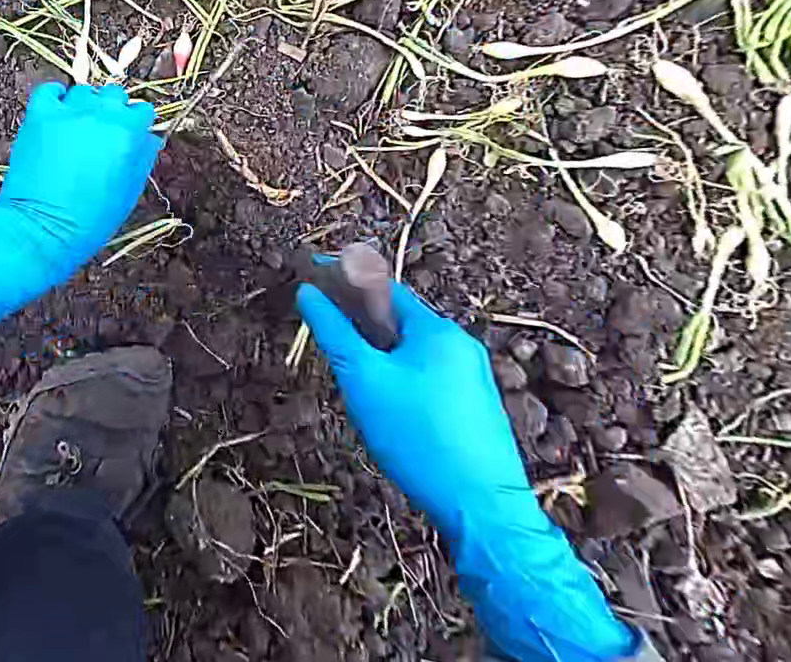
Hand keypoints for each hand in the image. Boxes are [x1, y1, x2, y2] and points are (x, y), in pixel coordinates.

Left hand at [0, 83, 160, 329]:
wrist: (43, 228)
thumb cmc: (89, 219)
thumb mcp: (129, 193)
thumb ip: (142, 159)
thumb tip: (148, 139)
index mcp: (128, 133)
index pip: (142, 111)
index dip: (137, 124)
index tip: (130, 133)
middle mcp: (101, 115)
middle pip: (114, 95)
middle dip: (113, 111)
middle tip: (104, 132)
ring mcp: (69, 112)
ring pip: (84, 92)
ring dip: (85, 105)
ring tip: (79, 126)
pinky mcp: (40, 115)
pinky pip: (50, 91)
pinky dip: (55, 97)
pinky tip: (58, 111)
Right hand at [299, 279, 637, 661]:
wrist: (482, 510)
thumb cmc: (416, 434)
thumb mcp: (362, 377)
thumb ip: (333, 331)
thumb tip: (308, 292)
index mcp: (437, 329)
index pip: (383, 289)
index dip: (347, 283)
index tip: (316, 280)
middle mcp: (460, 345)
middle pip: (398, 322)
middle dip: (361, 328)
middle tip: (332, 346)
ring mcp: (472, 377)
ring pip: (411, 353)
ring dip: (380, 357)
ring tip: (357, 386)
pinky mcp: (475, 407)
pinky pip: (427, 377)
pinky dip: (400, 379)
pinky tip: (387, 409)